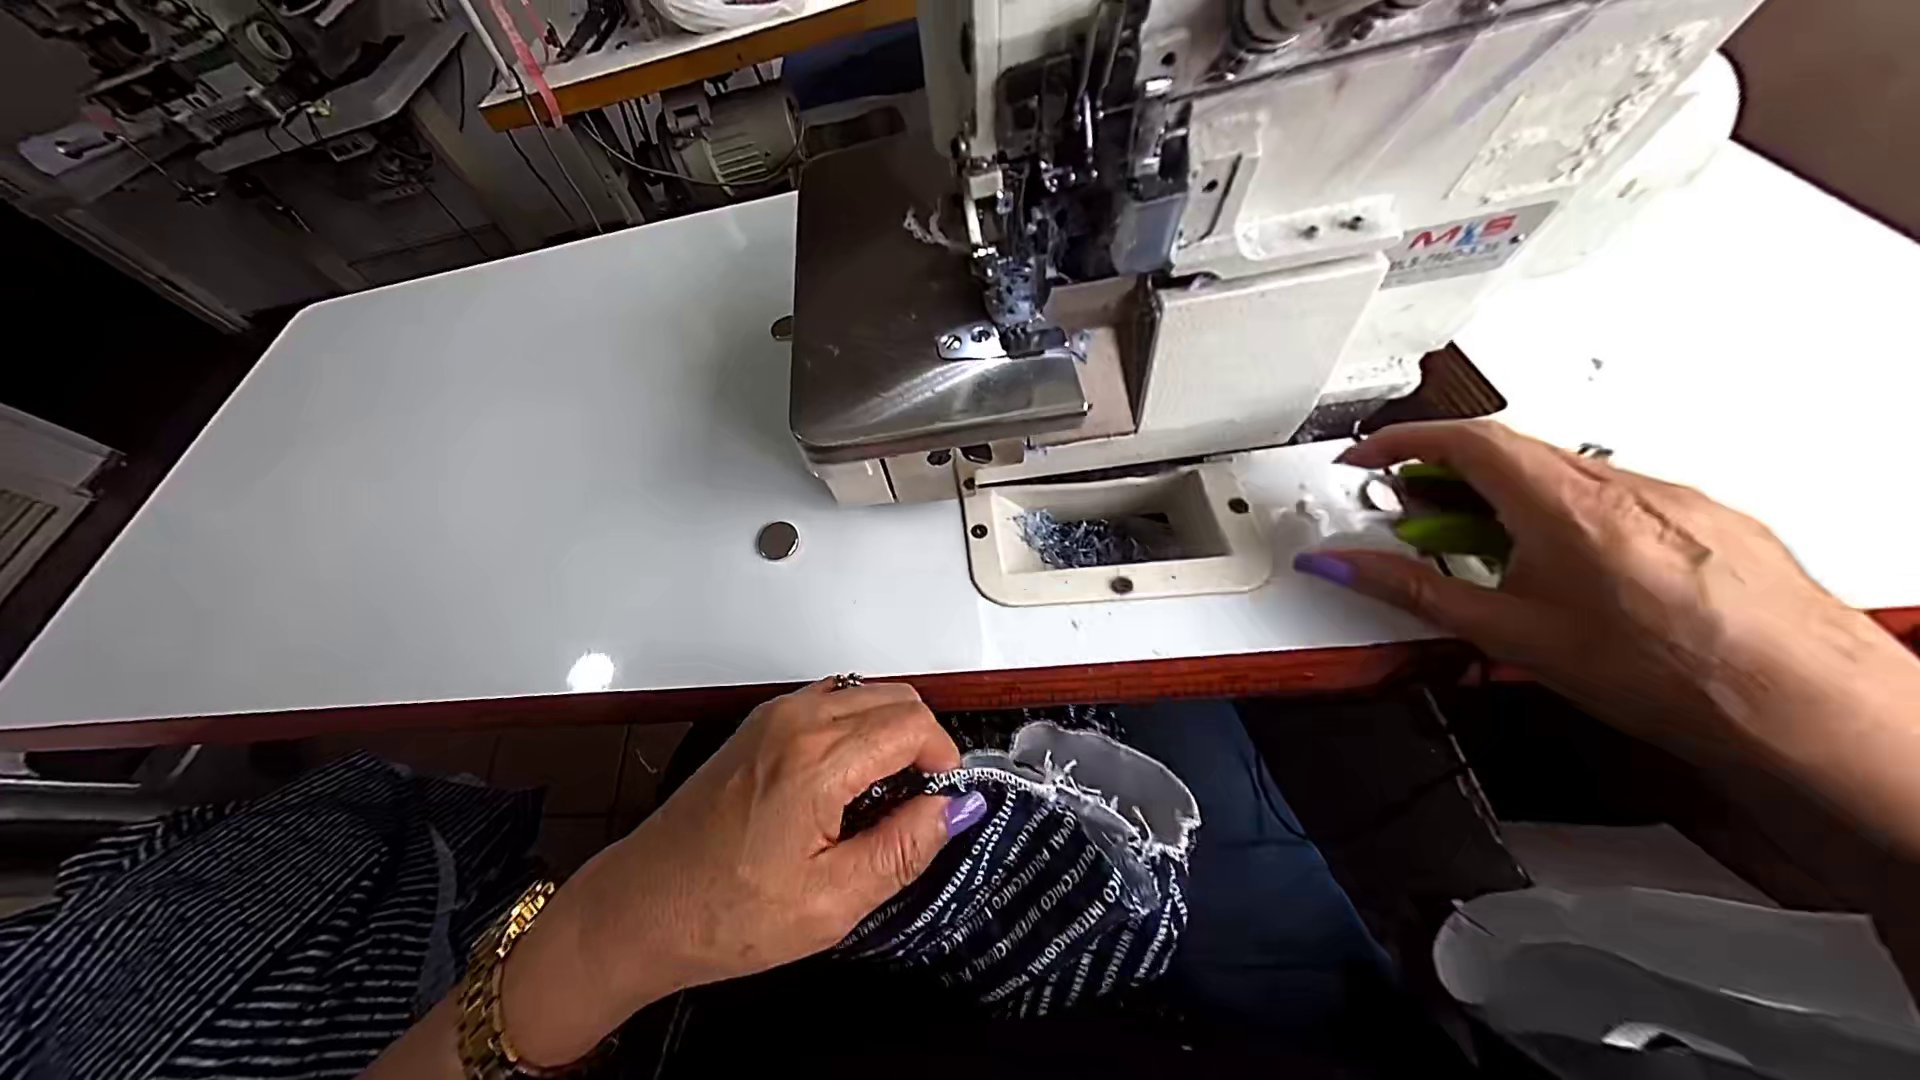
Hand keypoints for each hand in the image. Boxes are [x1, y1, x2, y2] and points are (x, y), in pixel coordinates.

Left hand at [496, 679, 980, 1065]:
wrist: (641, 906)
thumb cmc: (726, 914)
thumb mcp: (832, 903)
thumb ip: (904, 848)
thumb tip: (954, 808)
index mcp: (817, 761)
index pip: (913, 723)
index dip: (943, 756)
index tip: (941, 798)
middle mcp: (798, 719)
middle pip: (897, 697)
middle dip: (922, 740)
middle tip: (916, 799)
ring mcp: (777, 713)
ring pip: (868, 692)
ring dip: (892, 730)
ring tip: (882, 793)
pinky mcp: (763, 721)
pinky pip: (835, 699)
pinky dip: (860, 724)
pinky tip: (848, 776)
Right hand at [1294, 420, 1919, 847]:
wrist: (1812, 715)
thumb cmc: (1677, 675)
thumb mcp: (1508, 632)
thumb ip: (1413, 590)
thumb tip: (1347, 566)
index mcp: (1567, 506)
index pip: (1464, 441)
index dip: (1401, 441)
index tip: (1367, 457)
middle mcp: (1623, 486)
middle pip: (1506, 452)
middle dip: (1441, 477)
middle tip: (1408, 514)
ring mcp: (1669, 498)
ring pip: (1553, 472)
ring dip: (1495, 497)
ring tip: (1476, 549)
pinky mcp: (1699, 517)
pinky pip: (1603, 492)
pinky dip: (1550, 510)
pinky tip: (1547, 563)